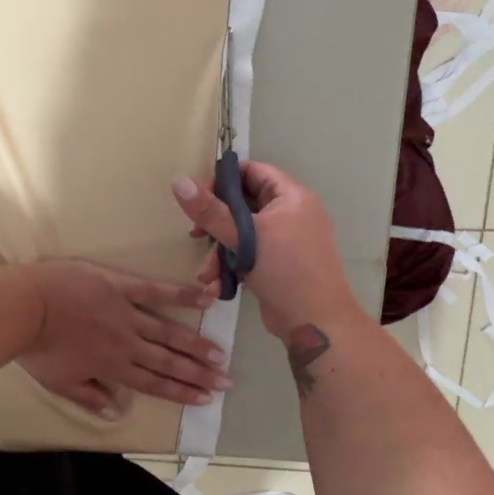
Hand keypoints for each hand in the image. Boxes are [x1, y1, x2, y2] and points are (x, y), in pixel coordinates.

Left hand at [16, 260, 229, 416]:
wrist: (25, 307)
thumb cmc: (36, 348)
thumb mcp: (59, 382)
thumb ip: (90, 397)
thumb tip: (119, 412)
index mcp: (112, 367)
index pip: (153, 383)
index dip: (181, 391)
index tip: (206, 398)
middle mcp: (126, 343)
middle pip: (167, 361)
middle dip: (198, 373)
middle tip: (227, 381)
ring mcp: (125, 313)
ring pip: (167, 331)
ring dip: (195, 343)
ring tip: (220, 353)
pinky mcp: (119, 286)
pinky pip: (155, 290)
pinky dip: (181, 295)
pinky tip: (205, 298)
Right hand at [172, 163, 359, 340]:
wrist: (315, 322)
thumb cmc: (286, 270)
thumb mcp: (243, 237)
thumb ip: (210, 210)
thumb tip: (178, 181)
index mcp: (292, 197)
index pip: (252, 172)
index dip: (223, 180)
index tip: (198, 199)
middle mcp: (290, 214)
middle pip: (242, 204)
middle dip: (215, 224)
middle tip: (195, 235)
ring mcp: (284, 240)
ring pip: (240, 234)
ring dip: (218, 253)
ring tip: (206, 274)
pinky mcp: (276, 264)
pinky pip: (247, 254)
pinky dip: (230, 266)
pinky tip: (216, 285)